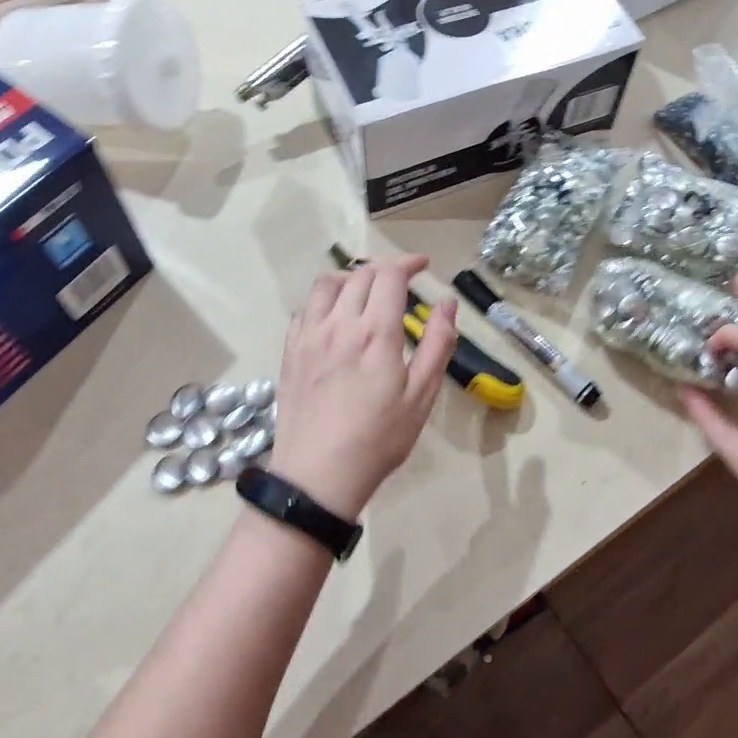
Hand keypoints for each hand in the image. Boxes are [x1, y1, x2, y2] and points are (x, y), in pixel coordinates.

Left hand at [269, 254, 458, 520]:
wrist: (318, 474)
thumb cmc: (378, 439)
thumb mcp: (420, 397)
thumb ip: (436, 345)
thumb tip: (447, 304)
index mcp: (374, 333)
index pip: (390, 276)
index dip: (408, 263)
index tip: (423, 266)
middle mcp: (338, 324)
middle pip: (360, 275)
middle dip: (385, 268)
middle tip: (402, 279)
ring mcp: (309, 336)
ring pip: (327, 285)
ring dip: (351, 277)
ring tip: (366, 289)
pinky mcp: (290, 352)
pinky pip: (305, 309)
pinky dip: (325, 299)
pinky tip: (334, 316)